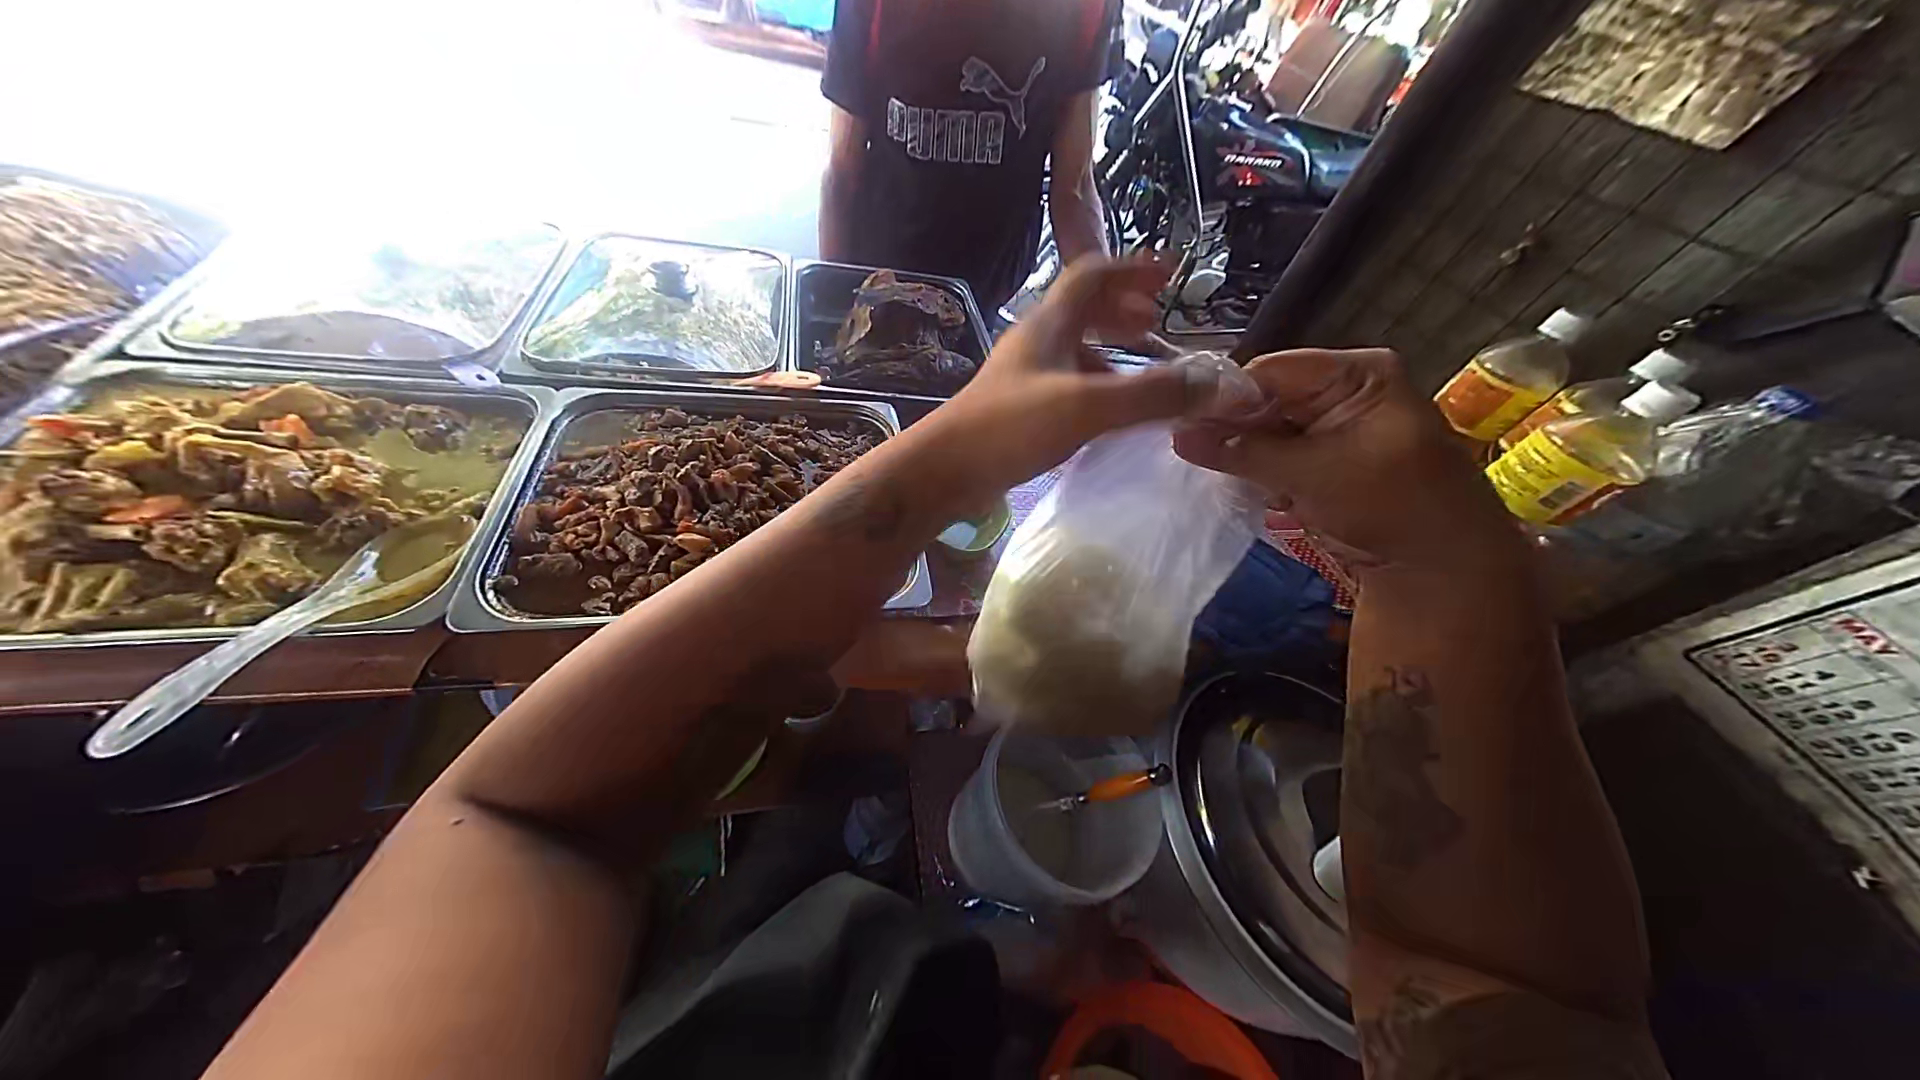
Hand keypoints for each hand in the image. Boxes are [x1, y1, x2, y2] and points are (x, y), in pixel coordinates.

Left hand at [930, 256, 1197, 492]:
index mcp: (1050, 325)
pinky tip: (1108, 411)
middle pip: (1082, 308)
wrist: (945, 472)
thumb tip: (1217, 384)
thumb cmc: (1009, 427)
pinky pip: (1067, 385)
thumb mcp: (1087, 406)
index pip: (1092, 274)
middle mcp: (1036, 344)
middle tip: (1155, 322)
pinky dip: (1095, 386)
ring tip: (1141, 366)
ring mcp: (1025, 378)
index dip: (1132, 268)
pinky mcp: (1020, 411)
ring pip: (1074, 349)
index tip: (1170, 275)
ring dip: (1110, 350)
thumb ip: (1152, 395)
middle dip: (1122, 308)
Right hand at [1172, 348, 1521, 574]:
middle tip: (1187, 450)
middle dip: (1229, 426)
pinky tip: (1236, 482)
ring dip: (1238, 450)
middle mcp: (1340, 389)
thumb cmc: (1393, 507)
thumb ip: (1245, 453)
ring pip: (1262, 426)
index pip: (1271, 370)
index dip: (1225, 396)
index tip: (1182, 423)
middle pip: (1263, 396)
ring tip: (1208, 468)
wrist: (1437, 566)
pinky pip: (1270, 451)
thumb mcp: (1315, 474)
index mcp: (1356, 374)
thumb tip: (1178, 434)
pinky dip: (1252, 467)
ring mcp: (1328, 424)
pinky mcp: (1318, 456)